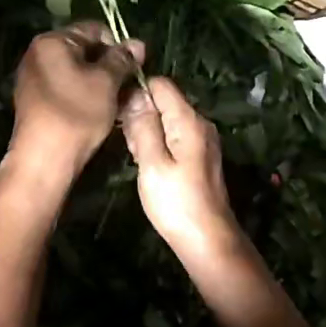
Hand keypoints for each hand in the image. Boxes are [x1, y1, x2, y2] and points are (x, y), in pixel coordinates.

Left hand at [8, 22, 144, 176]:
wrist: (43, 157)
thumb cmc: (76, 113)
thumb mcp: (105, 82)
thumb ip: (121, 59)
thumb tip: (137, 43)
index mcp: (51, 41)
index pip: (93, 29)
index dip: (119, 44)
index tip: (137, 65)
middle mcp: (37, 53)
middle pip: (84, 49)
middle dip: (110, 65)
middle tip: (131, 85)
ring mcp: (34, 76)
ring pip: (77, 70)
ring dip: (100, 82)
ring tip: (121, 100)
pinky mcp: (36, 97)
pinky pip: (66, 86)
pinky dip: (85, 93)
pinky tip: (102, 110)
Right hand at [123, 77, 237, 251]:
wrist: (208, 242)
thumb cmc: (176, 202)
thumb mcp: (151, 162)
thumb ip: (142, 125)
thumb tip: (133, 93)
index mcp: (188, 120)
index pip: (160, 84)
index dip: (136, 90)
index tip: (117, 111)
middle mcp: (199, 124)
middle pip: (162, 101)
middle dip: (139, 113)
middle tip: (126, 140)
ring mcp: (200, 140)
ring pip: (165, 119)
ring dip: (145, 130)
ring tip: (135, 155)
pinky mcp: (198, 156)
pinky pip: (171, 135)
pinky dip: (155, 143)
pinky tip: (146, 163)